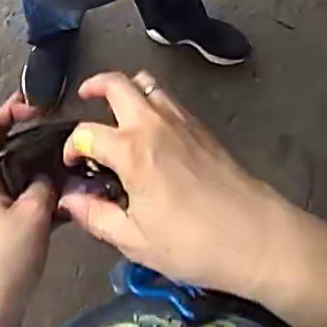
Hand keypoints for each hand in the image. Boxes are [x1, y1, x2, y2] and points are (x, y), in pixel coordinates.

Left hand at [0, 95, 58, 326]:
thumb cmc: (1, 262)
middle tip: (60, 136)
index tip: (37, 107)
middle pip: (3, 151)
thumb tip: (49, 176)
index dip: (10, 110)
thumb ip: (44, 186)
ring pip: (16, 180)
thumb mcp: (32, 215)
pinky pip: (20, 205)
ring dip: (40, 173)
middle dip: (31, 140)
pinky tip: (65, 207)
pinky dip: (40, 201)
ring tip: (70, 170)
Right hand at [58, 71, 297, 299]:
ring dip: (126, 87)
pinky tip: (150, 126)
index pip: (86, 133)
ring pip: (145, 82)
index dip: (71, 146)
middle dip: (94, 86)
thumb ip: (96, 216)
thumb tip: (69, 200)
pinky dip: (151, 99)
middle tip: (84, 98)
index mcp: (131, 150)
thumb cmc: (194, 244)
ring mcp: (178, 119)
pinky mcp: (199, 124)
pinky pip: (167, 96)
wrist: (257, 236)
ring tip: (117, 106)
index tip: (71, 163)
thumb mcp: (136, 241)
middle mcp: (152, 123)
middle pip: (116, 83)